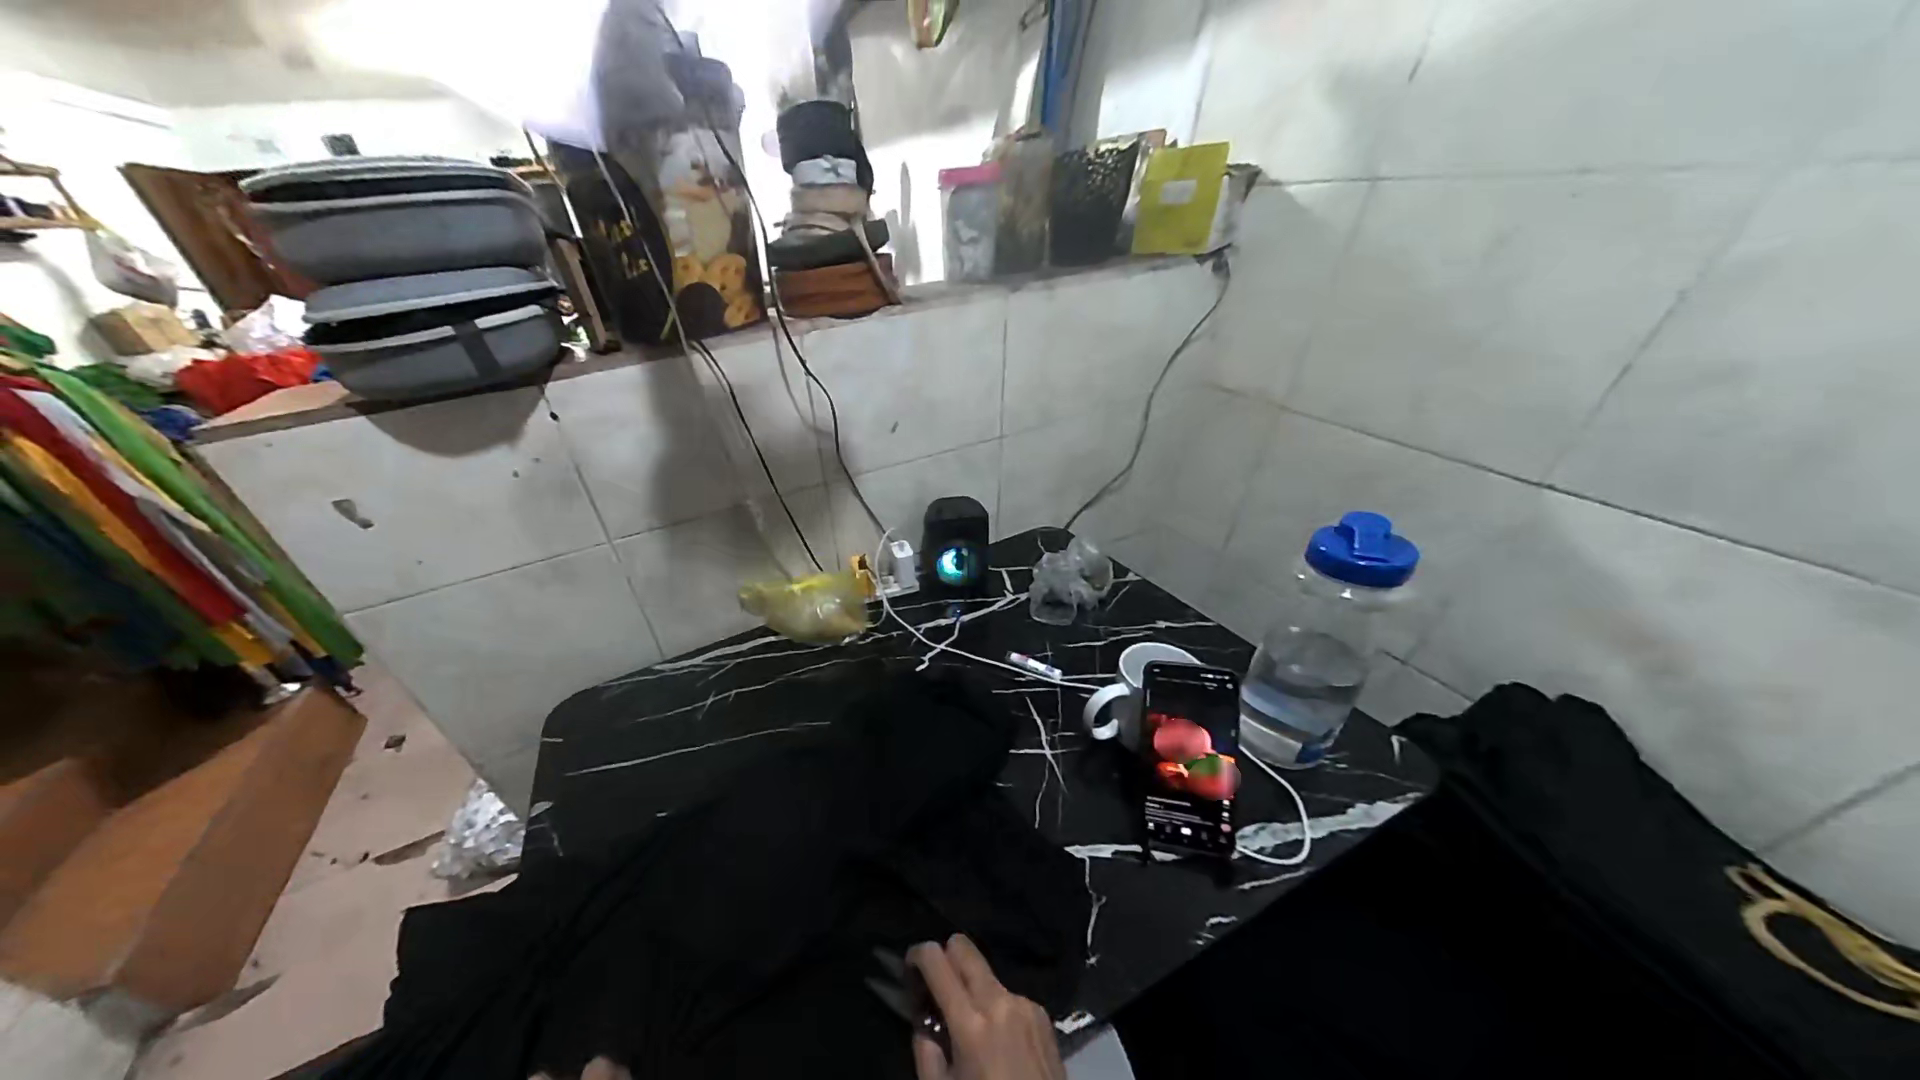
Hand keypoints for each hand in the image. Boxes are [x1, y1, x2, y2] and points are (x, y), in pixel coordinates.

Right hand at [907, 934, 1066, 1079]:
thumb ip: (926, 1050)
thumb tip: (923, 1020)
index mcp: (970, 1023)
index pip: (937, 961)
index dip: (918, 953)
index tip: (911, 965)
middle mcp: (998, 1001)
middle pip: (964, 947)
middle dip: (945, 954)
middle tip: (936, 983)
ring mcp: (1024, 1003)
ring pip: (986, 973)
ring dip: (972, 985)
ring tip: (971, 1022)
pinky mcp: (1041, 1012)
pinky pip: (1008, 995)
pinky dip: (995, 1006)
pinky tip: (999, 1038)